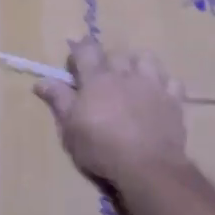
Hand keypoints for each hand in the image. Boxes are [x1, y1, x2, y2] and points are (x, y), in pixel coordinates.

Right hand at [35, 39, 188, 186]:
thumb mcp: (70, 128)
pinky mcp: (174, 101)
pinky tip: (159, 94)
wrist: (147, 167)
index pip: (86, 50)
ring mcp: (153, 85)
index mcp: (97, 79)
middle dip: (108, 59)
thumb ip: (59, 100)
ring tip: (133, 76)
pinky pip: (173, 82)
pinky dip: (165, 84)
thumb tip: (41, 80)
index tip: (75, 50)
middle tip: (102, 73)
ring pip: (146, 58)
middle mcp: (125, 74)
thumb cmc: (101, 148)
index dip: (79, 47)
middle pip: (116, 53)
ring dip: (138, 63)